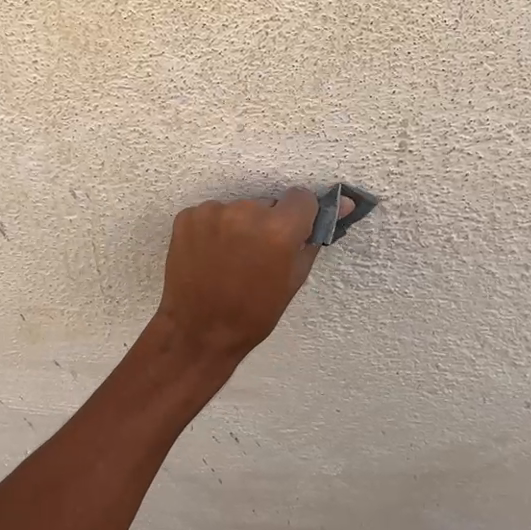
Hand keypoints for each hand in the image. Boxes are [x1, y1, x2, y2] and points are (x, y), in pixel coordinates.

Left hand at [151, 188, 352, 361]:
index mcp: (278, 230)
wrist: (199, 331)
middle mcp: (245, 213)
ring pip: (238, 209)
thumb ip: (314, 237)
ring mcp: (212, 213)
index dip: (300, 216)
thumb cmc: (252, 314)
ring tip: (231, 260)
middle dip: (267, 223)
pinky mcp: (188, 216)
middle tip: (258, 256)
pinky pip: (211, 214)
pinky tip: (211, 256)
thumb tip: (343, 204)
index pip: (301, 198)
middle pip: (267, 204)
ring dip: (239, 226)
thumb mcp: (293, 279)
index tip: (293, 231)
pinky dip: (213, 229)